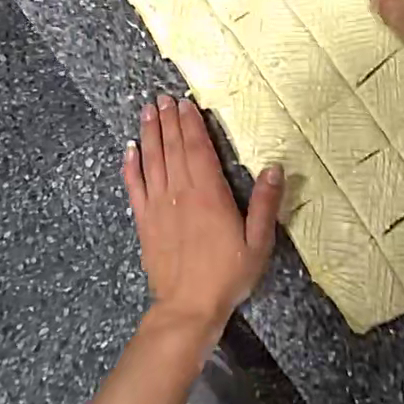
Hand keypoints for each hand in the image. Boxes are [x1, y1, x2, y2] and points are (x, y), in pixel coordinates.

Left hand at [124, 94, 283, 334]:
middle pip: (172, 148)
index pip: (197, 149)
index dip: (190, 124)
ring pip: (152, 160)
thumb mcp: (259, 242)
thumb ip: (266, 204)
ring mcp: (158, 205)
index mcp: (209, 194)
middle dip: (168, 120)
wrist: (188, 306)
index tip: (185, 103)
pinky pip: (134, 186)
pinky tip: (129, 149)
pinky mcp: (144, 220)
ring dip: (149, 134)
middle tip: (162, 97)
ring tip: (147, 111)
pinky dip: (131, 166)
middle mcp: (180, 193)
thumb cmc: (228, 273)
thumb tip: (274, 167)